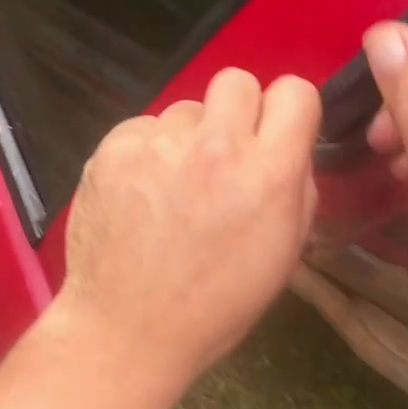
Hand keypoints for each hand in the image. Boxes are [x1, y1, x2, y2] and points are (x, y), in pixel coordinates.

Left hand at [54, 69, 320, 388]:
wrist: (126, 328)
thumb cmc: (216, 304)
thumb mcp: (283, 253)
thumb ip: (293, 186)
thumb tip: (285, 146)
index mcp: (267, 173)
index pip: (294, 91)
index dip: (287, 110)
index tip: (273, 131)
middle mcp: (214, 146)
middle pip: (234, 80)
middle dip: (236, 110)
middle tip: (222, 153)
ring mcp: (157, 143)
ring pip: (183, 110)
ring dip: (186, 138)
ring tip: (172, 187)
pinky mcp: (112, 147)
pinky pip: (142, 127)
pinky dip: (145, 151)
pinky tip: (139, 192)